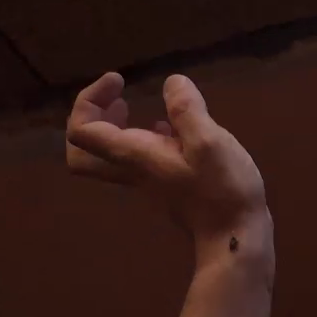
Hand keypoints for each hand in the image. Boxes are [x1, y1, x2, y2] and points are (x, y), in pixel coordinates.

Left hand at [66, 72, 269, 270]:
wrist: (234, 236)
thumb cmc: (221, 188)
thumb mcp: (209, 141)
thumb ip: (187, 110)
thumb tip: (171, 82)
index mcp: (135, 156)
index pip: (83, 131)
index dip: (90, 100)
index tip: (120, 80)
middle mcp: (133, 169)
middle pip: (82, 152)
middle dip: (88, 119)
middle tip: (115, 97)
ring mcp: (149, 180)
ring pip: (109, 156)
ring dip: (111, 126)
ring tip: (133, 104)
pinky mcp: (168, 185)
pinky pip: (138, 158)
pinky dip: (141, 136)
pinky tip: (169, 128)